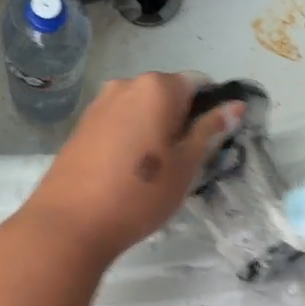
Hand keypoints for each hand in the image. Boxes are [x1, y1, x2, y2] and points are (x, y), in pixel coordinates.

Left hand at [21, 73, 242, 260]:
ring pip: (141, 109)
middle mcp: (126, 85)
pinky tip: (128, 172)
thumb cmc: (140, 193)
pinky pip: (118, 122)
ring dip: (155, 129)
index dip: (211, 108)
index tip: (212, 141)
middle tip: (186, 162)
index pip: (198, 82)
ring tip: (156, 171)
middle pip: (167, 93)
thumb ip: (210, 130)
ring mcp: (99, 104)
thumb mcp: (186, 165)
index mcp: (157, 87)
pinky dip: (131, 138)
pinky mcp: (81, 126)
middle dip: (181, 119)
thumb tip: (234, 105)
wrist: (70, 223)